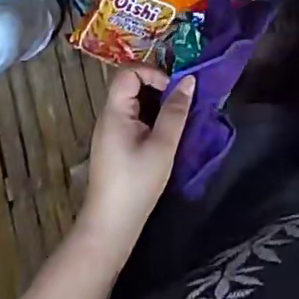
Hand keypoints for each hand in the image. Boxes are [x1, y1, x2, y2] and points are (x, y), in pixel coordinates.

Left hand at [79, 66, 193, 244]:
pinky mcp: (115, 145)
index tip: (173, 90)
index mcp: (115, 112)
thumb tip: (189, 80)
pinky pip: (133, 118)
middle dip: (158, 87)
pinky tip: (166, 134)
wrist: (111, 226)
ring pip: (134, 102)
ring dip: (157, 104)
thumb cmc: (136, 183)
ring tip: (177, 118)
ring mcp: (110, 131)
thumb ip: (176, 111)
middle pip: (131, 85)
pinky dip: (151, 117)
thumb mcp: (163, 145)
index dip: (152, 73)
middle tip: (181, 103)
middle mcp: (109, 116)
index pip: (128, 72)